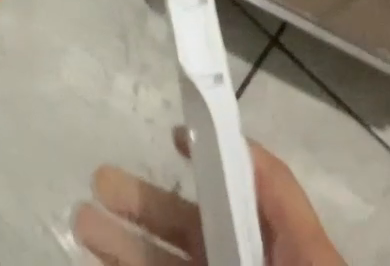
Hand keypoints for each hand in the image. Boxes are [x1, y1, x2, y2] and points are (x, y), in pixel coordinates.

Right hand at [73, 130, 347, 265]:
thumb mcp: (307, 259)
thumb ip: (272, 201)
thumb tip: (232, 149)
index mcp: (287, 249)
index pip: (261, 188)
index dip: (221, 154)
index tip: (175, 135)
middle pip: (197, 226)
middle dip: (146, 203)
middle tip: (99, 179)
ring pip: (168, 264)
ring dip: (125, 244)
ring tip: (82, 222)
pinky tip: (97, 265)